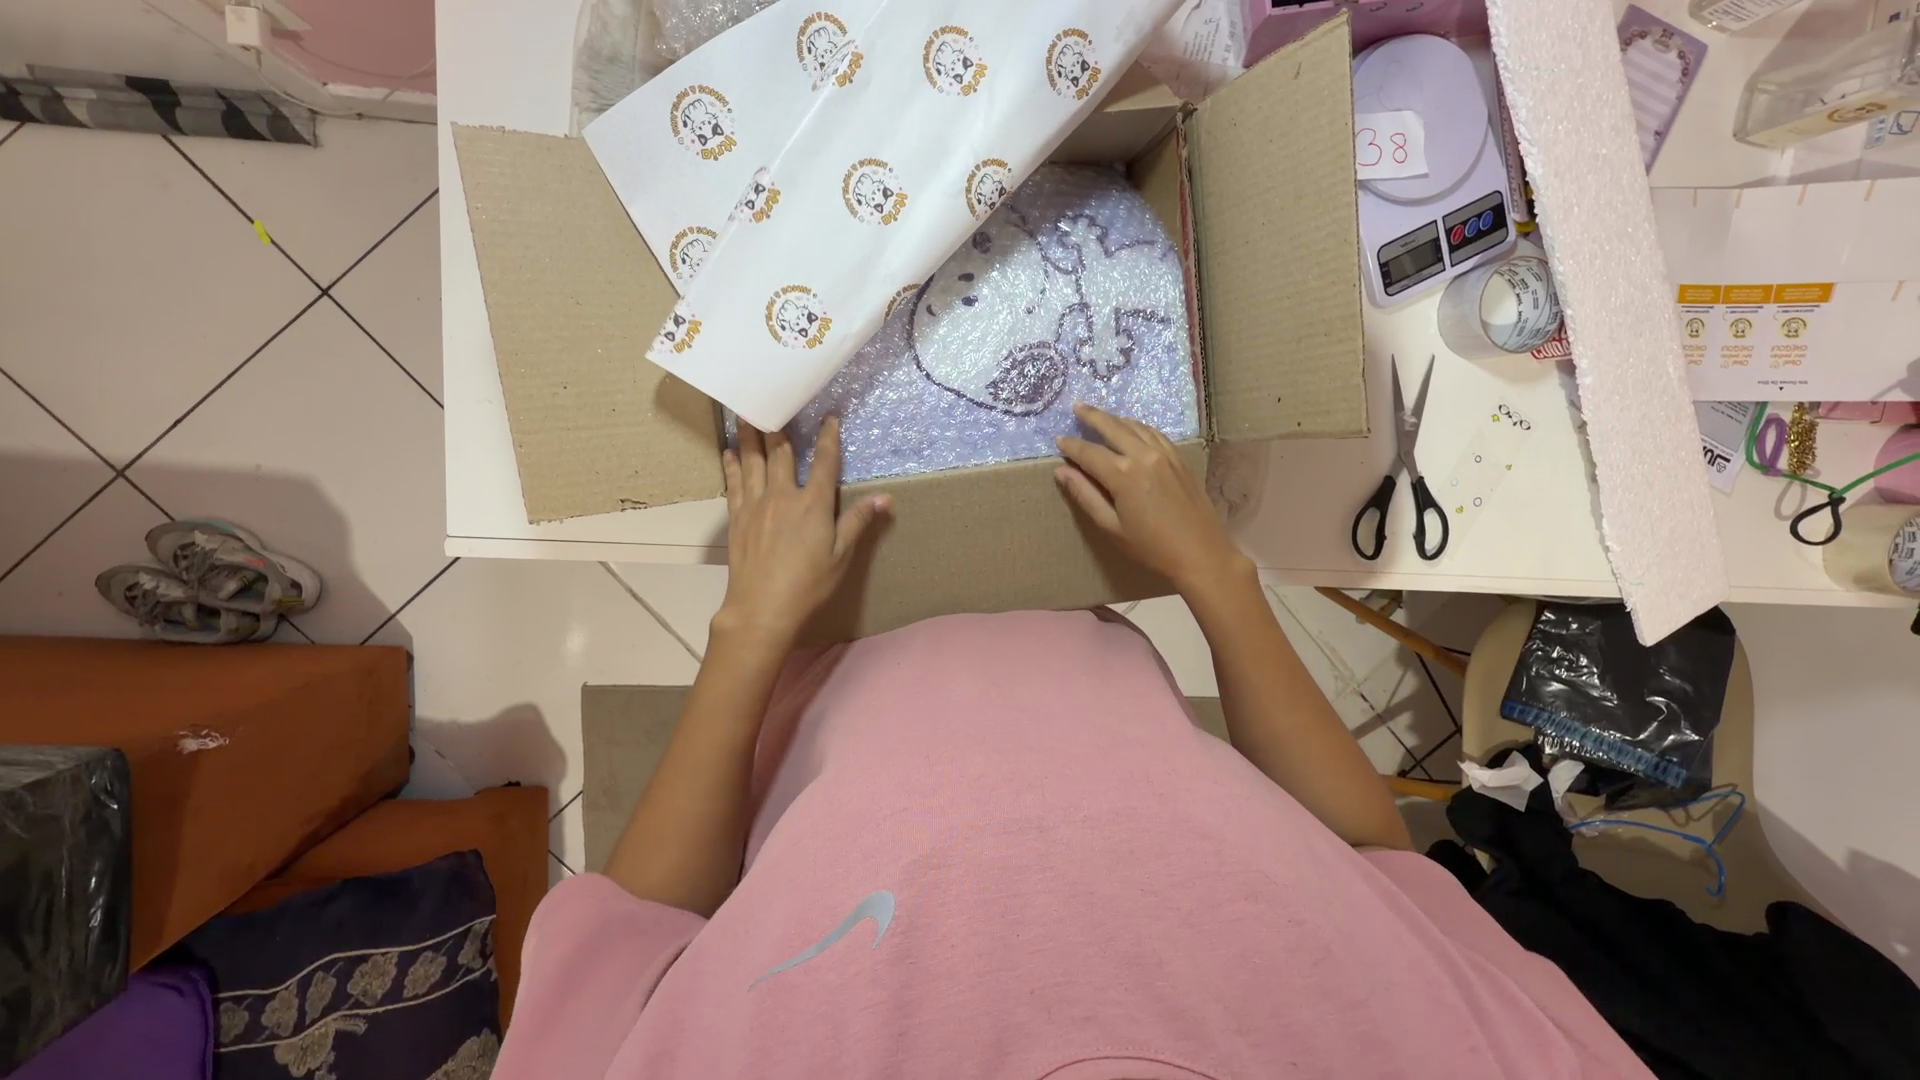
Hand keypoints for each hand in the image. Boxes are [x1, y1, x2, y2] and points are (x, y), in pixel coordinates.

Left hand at [715, 417, 889, 647]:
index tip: (829, 416)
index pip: (824, 462)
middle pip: (781, 452)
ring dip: (751, 435)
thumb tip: (885, 498)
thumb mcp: (841, 555)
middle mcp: (783, 495)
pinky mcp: (737, 517)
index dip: (828, 437)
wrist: (762, 607)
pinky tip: (729, 451)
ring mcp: (756, 504)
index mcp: (813, 504)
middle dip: (780, 425)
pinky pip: (734, 482)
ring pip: (753, 460)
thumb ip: (858, 522)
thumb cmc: (808, 584)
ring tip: (746, 412)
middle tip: (775, 400)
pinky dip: (732, 464)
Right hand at [1055, 404, 1250, 595]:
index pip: (1089, 452)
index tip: (1058, 440)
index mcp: (1123, 475)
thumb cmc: (1151, 548)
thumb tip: (1062, 471)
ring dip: (1115, 418)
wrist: (1202, 554)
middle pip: (1113, 428)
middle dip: (1092, 416)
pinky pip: (1155, 433)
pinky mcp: (1179, 459)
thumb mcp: (1111, 527)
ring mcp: (1165, 454)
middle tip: (1077, 407)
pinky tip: (1133, 427)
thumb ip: (1085, 496)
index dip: (1071, 446)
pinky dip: (1138, 426)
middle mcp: (1143, 456)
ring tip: (1100, 414)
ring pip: (1135, 426)